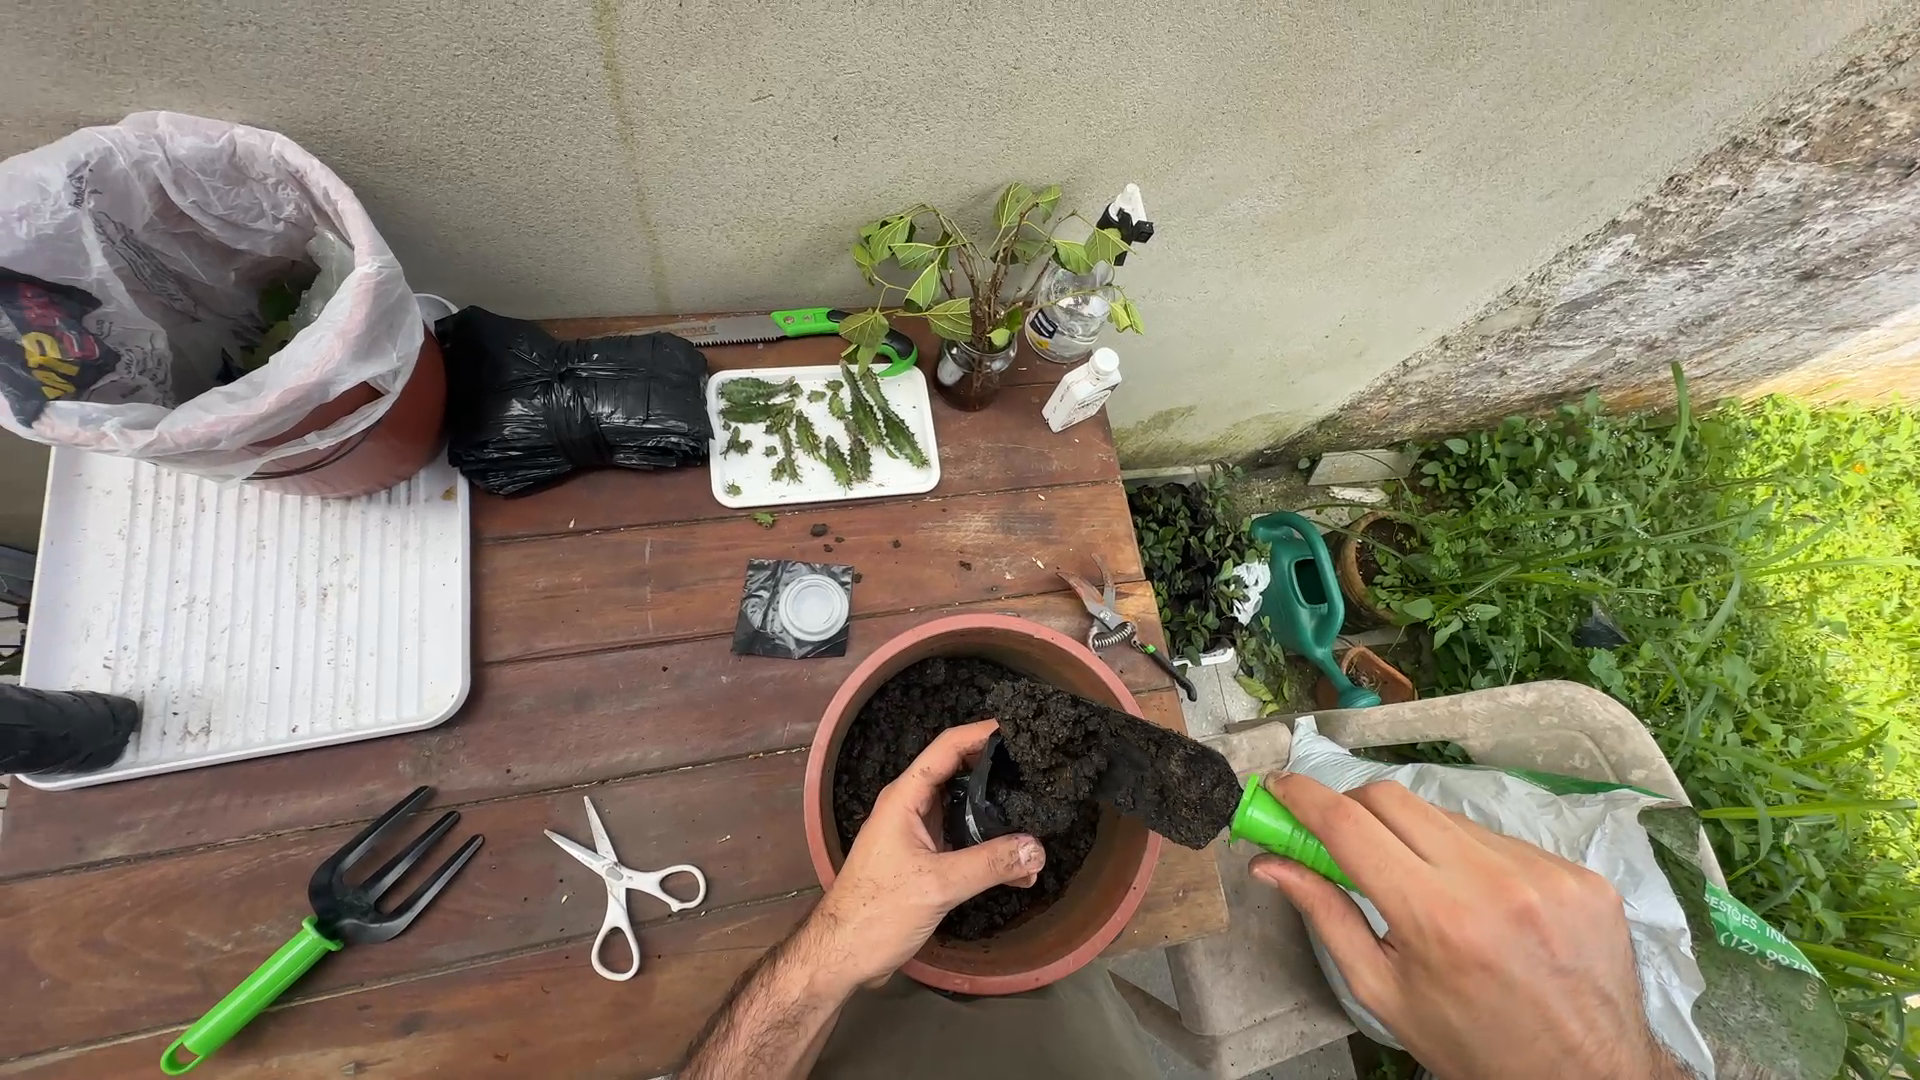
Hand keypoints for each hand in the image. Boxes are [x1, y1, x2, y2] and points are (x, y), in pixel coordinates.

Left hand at [806, 720, 1046, 991]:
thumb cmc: (878, 911)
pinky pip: (963, 842)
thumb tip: (1038, 848)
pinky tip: (1018, 867)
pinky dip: (989, 849)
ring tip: (1036, 816)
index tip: (1017, 727)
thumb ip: (989, 864)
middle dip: (996, 770)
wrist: (841, 956)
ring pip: (964, 810)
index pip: (947, 747)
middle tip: (1036, 768)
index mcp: (905, 796)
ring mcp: (918, 832)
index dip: (981, 732)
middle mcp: (911, 806)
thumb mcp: (938, 885)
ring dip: (997, 816)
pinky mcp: (925, 859)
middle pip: (959, 773)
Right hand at [1249, 775, 1682, 1079]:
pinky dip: (1463, 851)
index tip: (1278, 786)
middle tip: (1340, 836)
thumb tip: (1267, 862)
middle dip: (1350, 807)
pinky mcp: (1578, 872)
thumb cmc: (1471, 1043)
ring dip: (1409, 831)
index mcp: (1436, 918)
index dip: (1303, 796)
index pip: (1348, 825)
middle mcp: (1492, 881)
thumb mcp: (1382, 990)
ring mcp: (1543, 872)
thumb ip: (1323, 914)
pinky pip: (1491, 835)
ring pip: (1439, 813)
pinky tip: (1474, 895)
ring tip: (1419, 879)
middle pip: (1388, 797)